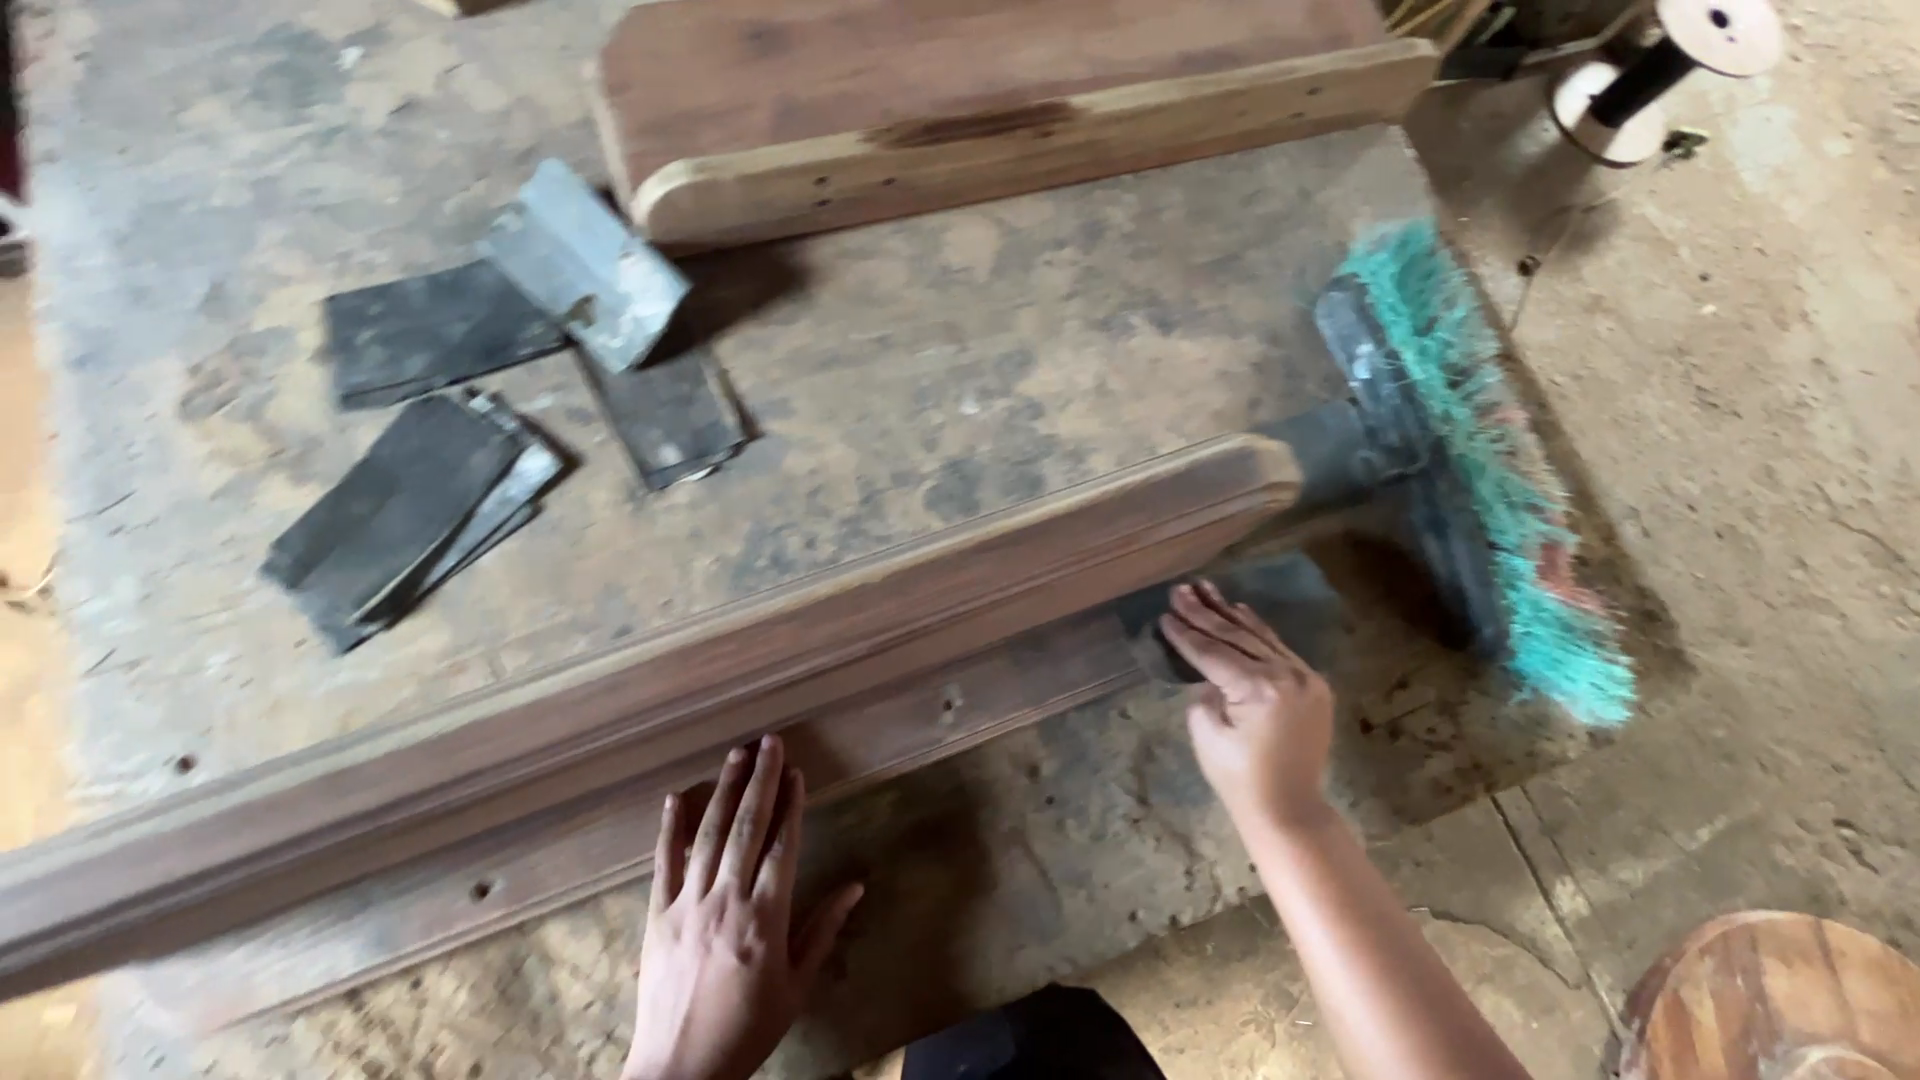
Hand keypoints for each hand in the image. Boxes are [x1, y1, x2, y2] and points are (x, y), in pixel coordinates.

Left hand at [623, 735, 863, 1079]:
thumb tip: (857, 887)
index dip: (791, 804)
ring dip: (724, 789)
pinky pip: (664, 862)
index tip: (797, 771)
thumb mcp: (796, 986)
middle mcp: (726, 901)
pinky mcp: (658, 915)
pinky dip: (670, 827)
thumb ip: (823, 930)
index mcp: (764, 918)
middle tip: (770, 741)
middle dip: (761, 780)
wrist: (679, 1072)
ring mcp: (687, 905)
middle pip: (746, 827)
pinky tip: (675, 797)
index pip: (782, 845)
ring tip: (737, 754)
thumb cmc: (747, 1029)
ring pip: (708, 834)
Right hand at [1159, 581, 1335, 833]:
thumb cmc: (1238, 778)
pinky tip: (1239, 612)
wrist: (1288, 809)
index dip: (1185, 632)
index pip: (1213, 651)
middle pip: (1236, 637)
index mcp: (1258, 688)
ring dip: (1230, 613)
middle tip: (1181, 588)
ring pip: (1260, 637)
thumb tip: (1212, 674)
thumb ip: (1206, 692)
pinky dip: (1257, 631)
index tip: (1165, 612)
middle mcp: (1287, 674)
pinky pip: (1280, 650)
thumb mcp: (1206, 733)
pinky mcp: (1313, 686)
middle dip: (1204, 612)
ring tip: (1207, 589)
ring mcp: (1305, 678)